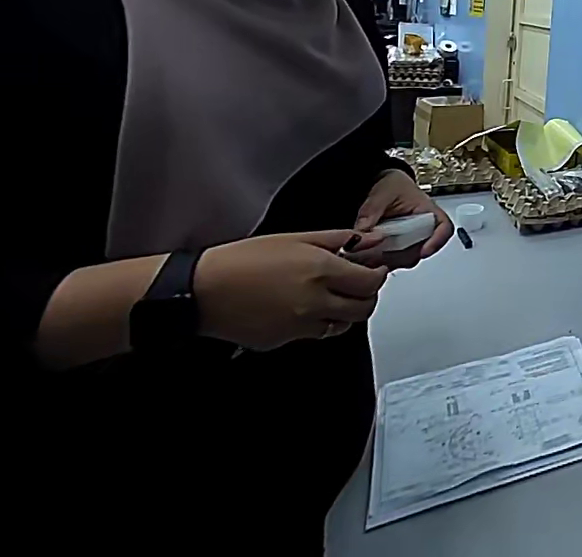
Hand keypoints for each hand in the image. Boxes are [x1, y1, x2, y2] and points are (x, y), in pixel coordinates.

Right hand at [192, 231, 386, 350]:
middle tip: (361, 283)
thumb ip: (341, 239)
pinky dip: (320, 323)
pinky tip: (308, 307)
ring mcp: (298, 327)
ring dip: (346, 312)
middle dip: (368, 296)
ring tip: (336, 295)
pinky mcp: (281, 342)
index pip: (370, 283)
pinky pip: (313, 335)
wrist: (203, 290)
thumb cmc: (246, 258)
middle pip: (362, 309)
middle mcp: (315, 302)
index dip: (379, 275)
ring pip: (341, 326)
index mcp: (322, 272)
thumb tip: (373, 240)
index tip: (376, 268)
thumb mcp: (299, 238)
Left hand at [347, 169, 453, 269]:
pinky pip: (394, 261)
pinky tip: (367, 254)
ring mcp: (412, 241)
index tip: (424, 251)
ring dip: (389, 260)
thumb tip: (360, 234)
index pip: (444, 228)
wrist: (384, 186)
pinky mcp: (399, 249)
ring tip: (368, 253)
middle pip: (422, 249)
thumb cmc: (392, 185)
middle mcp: (424, 229)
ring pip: (407, 259)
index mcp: (428, 211)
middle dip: (401, 255)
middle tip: (379, 253)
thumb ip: (371, 213)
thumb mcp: (382, 194)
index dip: (437, 241)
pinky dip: (381, 261)